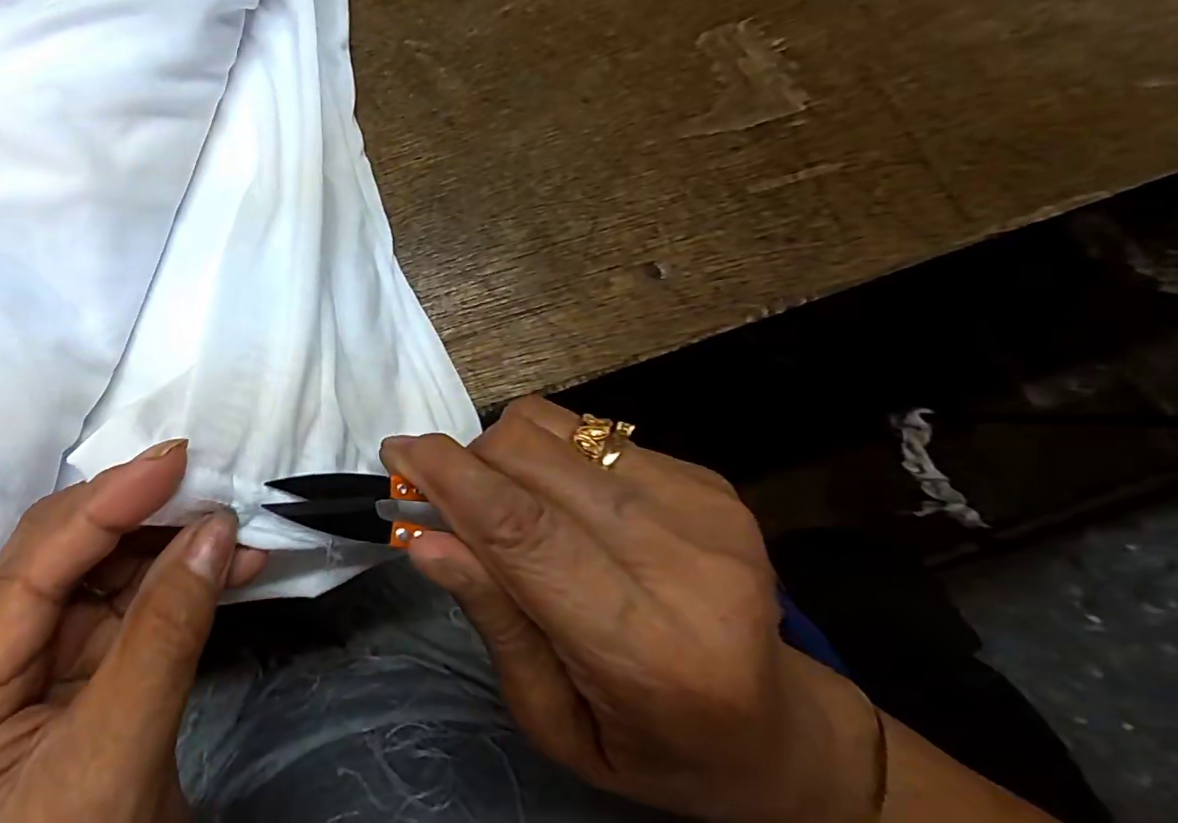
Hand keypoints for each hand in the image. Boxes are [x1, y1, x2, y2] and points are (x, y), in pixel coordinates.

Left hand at [0, 440, 266, 822]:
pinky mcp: (75, 674)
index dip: (102, 507)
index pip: (23, 575)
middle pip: (59, 563)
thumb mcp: (114, 764)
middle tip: (207, 487)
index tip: (170, 461)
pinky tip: (227, 567)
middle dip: (140, 521)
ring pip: (102, 576)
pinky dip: (180, 584)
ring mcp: (25, 671)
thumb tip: (214, 530)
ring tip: (232, 531)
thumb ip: (163, 637)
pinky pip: (130, 608)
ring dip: (171, 549)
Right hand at [388, 398, 881, 822]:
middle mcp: (685, 563)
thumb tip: (424, 540)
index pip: (524, 532)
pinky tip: (569, 503)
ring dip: (508, 453)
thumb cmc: (654, 748)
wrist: (780, 729)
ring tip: (515, 504)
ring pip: (557, 427)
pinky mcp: (710, 480)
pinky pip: (591, 431)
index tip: (397, 452)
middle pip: (534, 458)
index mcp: (646, 650)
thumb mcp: (553, 720)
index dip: (451, 478)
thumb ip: (493, 619)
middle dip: (469, 461)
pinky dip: (553, 455)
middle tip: (450, 497)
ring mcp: (706, 509)